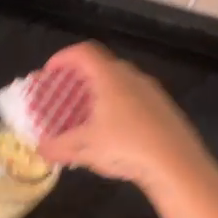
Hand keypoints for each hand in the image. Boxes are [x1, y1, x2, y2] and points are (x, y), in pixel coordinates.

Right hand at [34, 42, 212, 189]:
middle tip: (66, 96)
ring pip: (121, 83)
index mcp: (110, 77)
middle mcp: (132, 77)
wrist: (178, 165)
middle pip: (102, 66)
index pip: (83, 52)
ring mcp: (152, 92)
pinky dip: (119, 106)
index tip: (49, 73)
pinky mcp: (165, 110)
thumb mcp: (85, 148)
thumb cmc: (126, 146)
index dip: (63, 58)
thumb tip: (40, 150)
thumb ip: (58, 146)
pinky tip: (115, 132)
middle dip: (80, 78)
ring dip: (101, 94)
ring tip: (88, 116)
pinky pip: (135, 99)